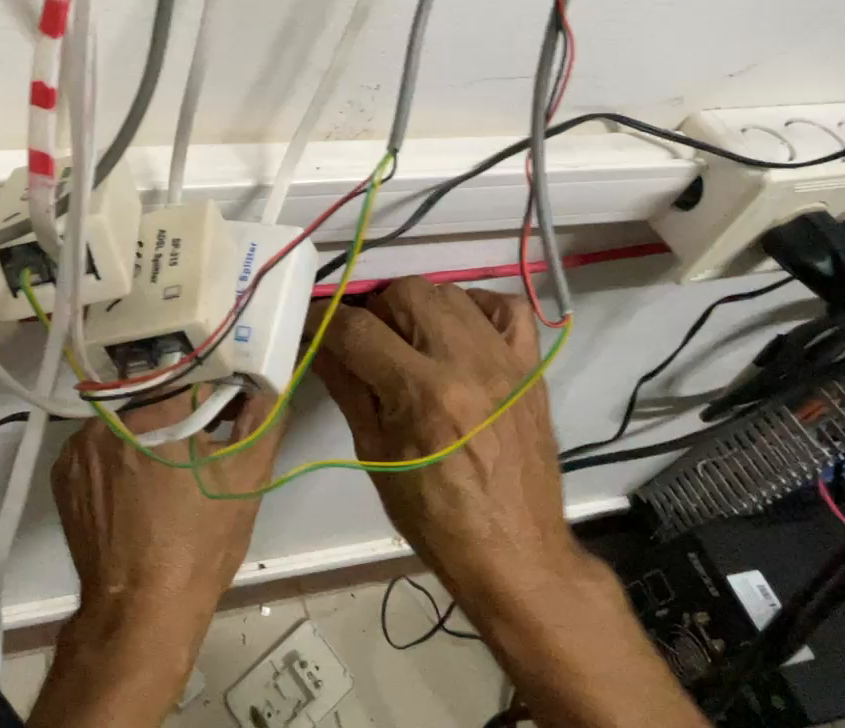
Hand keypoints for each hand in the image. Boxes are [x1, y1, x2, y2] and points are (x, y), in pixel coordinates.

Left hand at [31, 392, 285, 726]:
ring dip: (149, 434)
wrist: (141, 609)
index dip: (217, 398)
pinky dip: (120, 456)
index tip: (227, 420)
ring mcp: (78, 449)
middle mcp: (107, 422)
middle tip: (202, 449)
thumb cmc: (198, 545)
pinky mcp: (64, 473)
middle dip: (181, 417)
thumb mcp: (246, 480)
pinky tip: (138, 486)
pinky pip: (100, 446)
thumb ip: (262, 421)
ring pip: (127, 422)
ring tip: (169, 474)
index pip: (193, 382)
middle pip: (156, 400)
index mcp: (151, 416)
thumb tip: (268, 386)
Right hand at [311, 277, 586, 599]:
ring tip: (411, 340)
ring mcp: (505, 360)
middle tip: (368, 341)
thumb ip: (347, 388)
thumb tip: (316, 343)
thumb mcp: (375, 454)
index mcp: (421, 394)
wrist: (513, 552)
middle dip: (374, 309)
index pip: (357, 329)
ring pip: (450, 291)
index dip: (325, 319)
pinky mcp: (532, 366)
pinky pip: (506, 306)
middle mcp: (465, 363)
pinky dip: (476, 308)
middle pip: (406, 292)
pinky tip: (460, 332)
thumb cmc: (433, 516)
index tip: (313, 321)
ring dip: (419, 307)